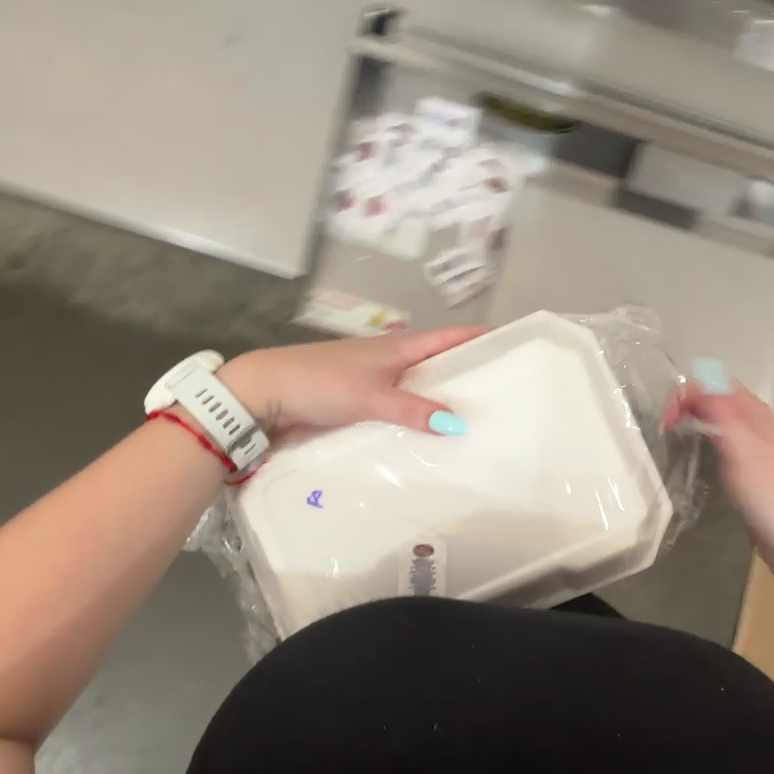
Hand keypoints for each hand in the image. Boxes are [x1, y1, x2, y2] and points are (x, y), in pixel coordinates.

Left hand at [218, 327, 487, 437]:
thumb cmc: (320, 382)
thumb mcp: (371, 396)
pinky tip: (423, 437)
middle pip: (435, 362)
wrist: (265, 393)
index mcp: (396, 347)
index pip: (447, 338)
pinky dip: (413, 417)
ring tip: (469, 421)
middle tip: (498, 393)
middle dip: (464, 373)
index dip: (476, 337)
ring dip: (437, 398)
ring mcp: (371, 380)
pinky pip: (396, 407)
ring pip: (415, 386)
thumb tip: (458, 424)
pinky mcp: (355, 401)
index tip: (508, 341)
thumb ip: (412, 410)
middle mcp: (388, 359)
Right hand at [682, 362, 773, 573]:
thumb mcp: (741, 448)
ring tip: (673, 443)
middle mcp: (755, 423)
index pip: (713, 382)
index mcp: (755, 412)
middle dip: (686, 406)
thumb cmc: (770, 494)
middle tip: (665, 432)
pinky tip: (695, 461)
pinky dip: (704, 444)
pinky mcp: (750, 471)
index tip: (666, 422)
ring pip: (717, 421)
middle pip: (715, 398)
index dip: (686, 393)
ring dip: (693, 424)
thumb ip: (718, 413)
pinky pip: (721, 444)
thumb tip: (693, 390)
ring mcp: (754, 447)